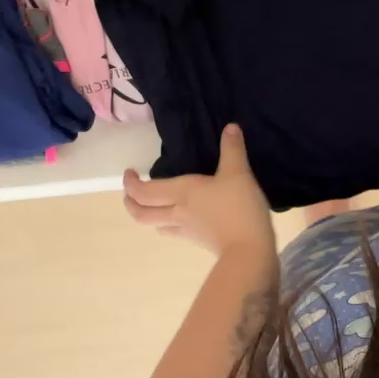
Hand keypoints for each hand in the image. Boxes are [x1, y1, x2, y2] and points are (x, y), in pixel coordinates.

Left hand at [123, 124, 275, 256]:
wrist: (249, 250)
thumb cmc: (239, 209)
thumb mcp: (239, 174)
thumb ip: (233, 150)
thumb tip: (231, 127)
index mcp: (181, 192)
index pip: (143, 192)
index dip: (130, 183)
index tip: (130, 173)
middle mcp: (177, 212)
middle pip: (141, 214)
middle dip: (131, 204)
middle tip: (130, 194)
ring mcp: (186, 231)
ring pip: (156, 226)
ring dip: (149, 216)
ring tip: (153, 207)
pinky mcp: (199, 243)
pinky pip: (175, 233)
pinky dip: (170, 226)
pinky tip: (180, 222)